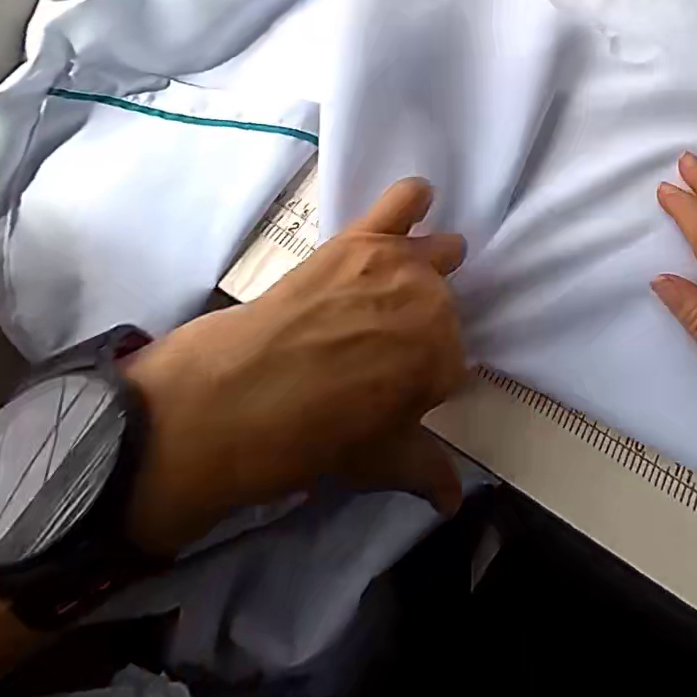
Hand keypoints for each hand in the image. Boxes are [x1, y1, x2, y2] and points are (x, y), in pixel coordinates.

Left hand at [123, 178, 468, 554]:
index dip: (424, 373)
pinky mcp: (361, 238)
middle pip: (444, 302)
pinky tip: (419, 198)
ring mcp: (400, 264)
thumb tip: (452, 497)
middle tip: (385, 341)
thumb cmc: (315, 433)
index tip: (399, 382)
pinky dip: (412, 200)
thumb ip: (424, 468)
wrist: (244, 390)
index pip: (451, 361)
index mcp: (445, 361)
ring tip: (407, 276)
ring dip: (429, 263)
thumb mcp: (378, 459)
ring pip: (437, 251)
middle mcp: (435, 305)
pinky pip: (402, 203)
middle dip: (423, 321)